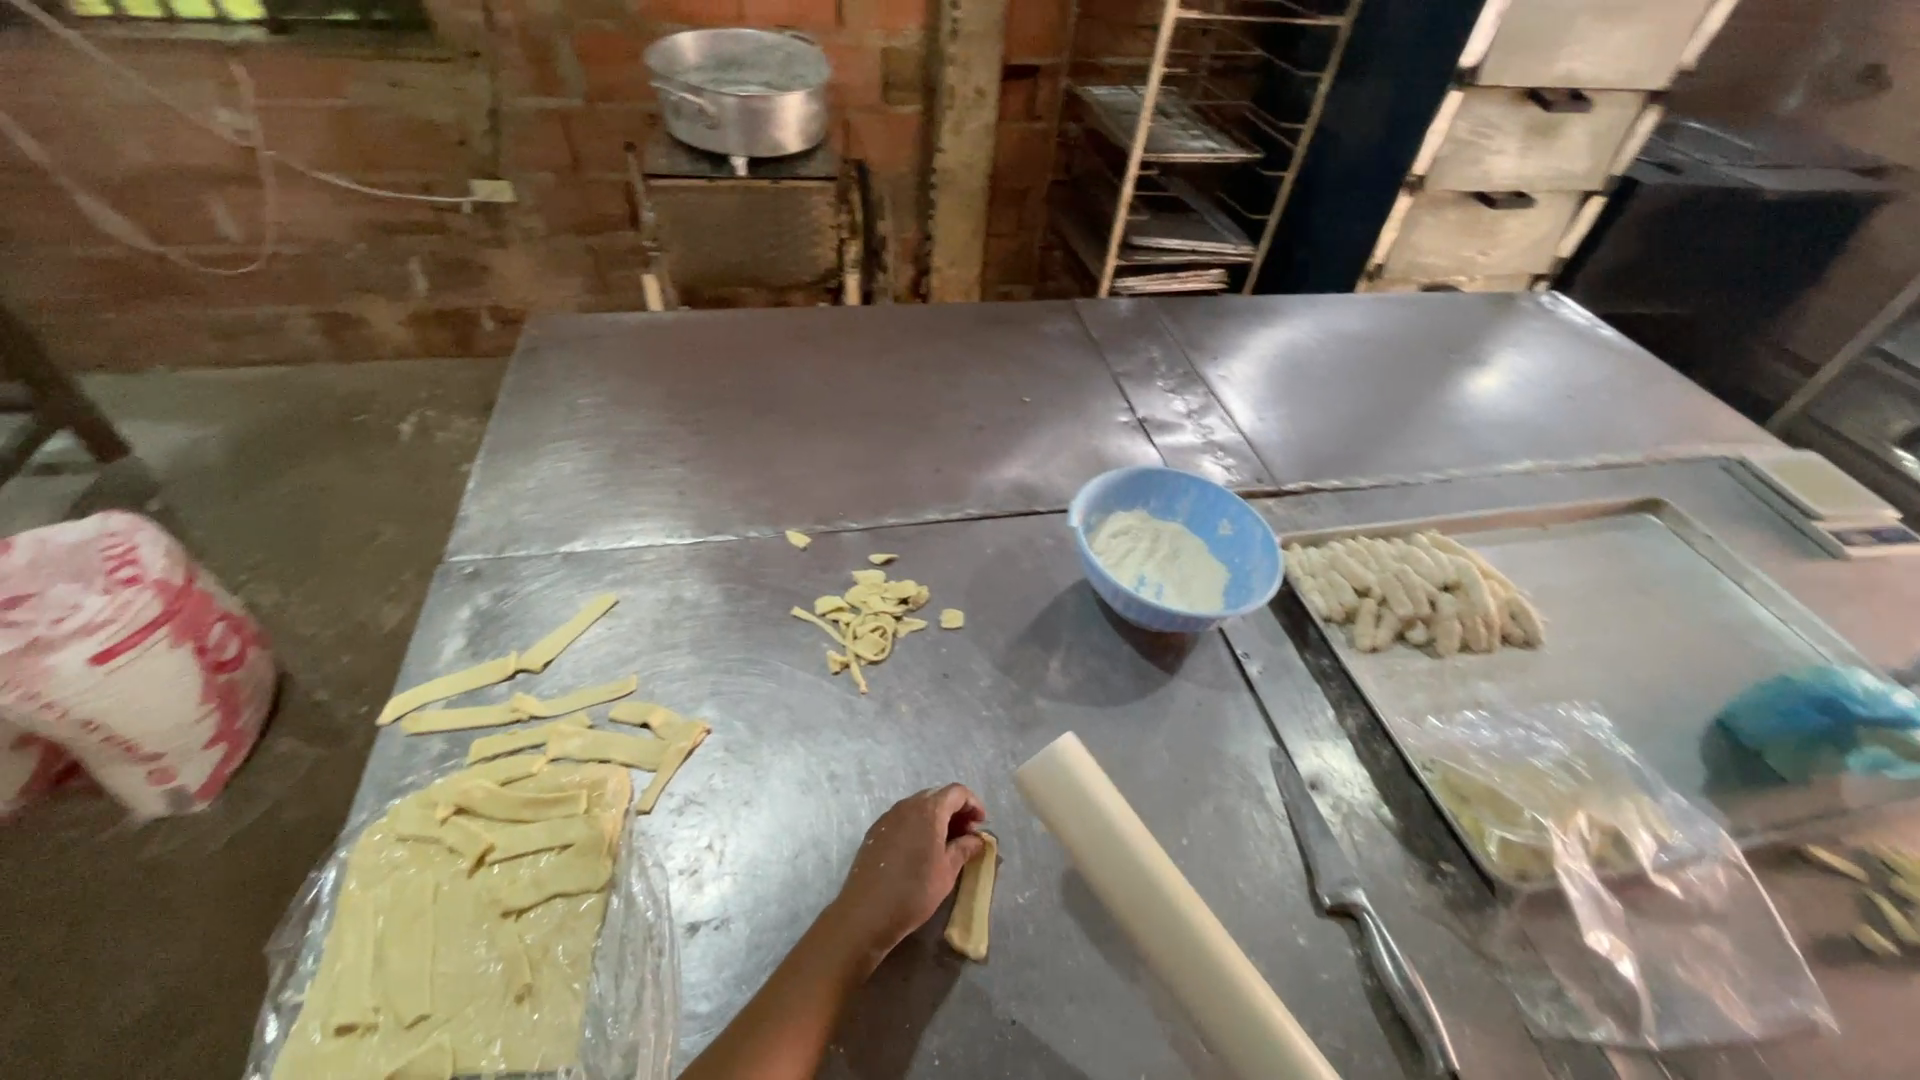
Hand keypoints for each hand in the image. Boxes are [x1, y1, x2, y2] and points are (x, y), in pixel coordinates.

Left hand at [827, 784, 986, 961]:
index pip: (957, 792)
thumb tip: (977, 839)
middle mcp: (907, 806)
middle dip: (955, 810)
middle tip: (966, 834)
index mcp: (928, 810)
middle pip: (937, 796)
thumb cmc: (914, 891)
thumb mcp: (948, 871)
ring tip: (946, 843)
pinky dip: (918, 825)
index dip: (973, 804)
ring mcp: (888, 817)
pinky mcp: (875, 831)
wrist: (867, 912)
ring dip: (936, 817)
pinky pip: (903, 818)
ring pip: (918, 806)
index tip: (981, 824)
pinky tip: (921, 849)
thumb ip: (965, 848)